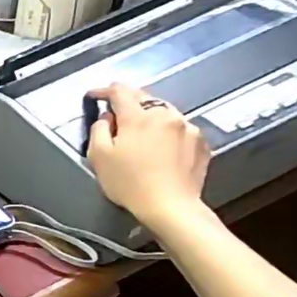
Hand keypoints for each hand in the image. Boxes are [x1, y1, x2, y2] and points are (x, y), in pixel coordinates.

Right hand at [86, 83, 210, 225]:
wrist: (170, 207)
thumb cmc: (129, 183)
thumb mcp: (99, 156)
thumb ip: (99, 129)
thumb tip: (107, 117)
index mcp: (138, 117)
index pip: (120, 91)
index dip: (105, 90)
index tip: (95, 95)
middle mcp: (166, 115)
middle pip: (145, 97)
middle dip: (128, 102)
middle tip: (115, 113)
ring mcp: (188, 127)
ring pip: (164, 112)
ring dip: (149, 116)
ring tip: (139, 130)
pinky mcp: (201, 142)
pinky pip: (179, 127)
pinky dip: (166, 130)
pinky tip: (160, 146)